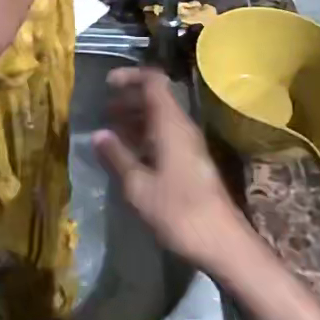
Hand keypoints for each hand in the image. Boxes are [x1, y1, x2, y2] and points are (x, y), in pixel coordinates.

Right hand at [93, 67, 256, 271]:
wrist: (222, 243)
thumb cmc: (178, 211)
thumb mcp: (138, 186)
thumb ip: (117, 157)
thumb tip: (97, 134)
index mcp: (171, 124)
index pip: (154, 81)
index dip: (130, 76)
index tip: (107, 84)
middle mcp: (182, 128)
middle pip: (157, 98)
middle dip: (129, 100)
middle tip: (104, 111)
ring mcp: (189, 145)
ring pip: (161, 119)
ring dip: (136, 119)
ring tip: (110, 130)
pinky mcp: (191, 163)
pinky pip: (165, 137)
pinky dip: (145, 137)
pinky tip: (129, 154)